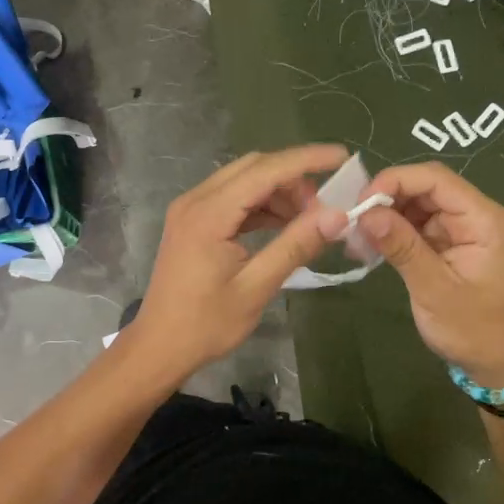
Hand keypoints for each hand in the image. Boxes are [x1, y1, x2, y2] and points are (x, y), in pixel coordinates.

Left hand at [129, 145, 350, 375]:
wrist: (159, 347)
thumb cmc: (206, 323)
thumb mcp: (257, 287)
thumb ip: (296, 246)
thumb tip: (338, 215)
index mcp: (208, 213)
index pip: (265, 170)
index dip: (306, 160)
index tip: (343, 157)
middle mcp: (195, 200)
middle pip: (253, 167)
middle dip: (294, 177)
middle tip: (327, 204)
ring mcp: (190, 209)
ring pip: (243, 181)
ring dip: (278, 192)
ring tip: (310, 220)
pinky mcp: (191, 222)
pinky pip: (231, 199)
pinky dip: (260, 205)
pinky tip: (284, 225)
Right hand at [357, 163, 503, 385]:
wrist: (499, 365)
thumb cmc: (474, 329)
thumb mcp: (434, 289)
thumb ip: (402, 247)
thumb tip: (366, 213)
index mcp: (484, 220)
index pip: (435, 179)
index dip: (395, 181)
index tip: (360, 203)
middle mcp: (475, 216)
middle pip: (424, 188)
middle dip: (385, 199)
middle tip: (351, 221)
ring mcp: (462, 230)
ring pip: (416, 205)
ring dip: (385, 216)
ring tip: (355, 237)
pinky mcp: (449, 244)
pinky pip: (416, 225)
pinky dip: (391, 232)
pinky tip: (368, 246)